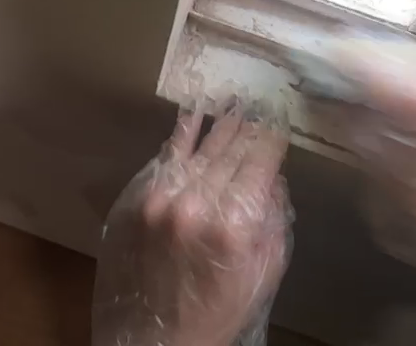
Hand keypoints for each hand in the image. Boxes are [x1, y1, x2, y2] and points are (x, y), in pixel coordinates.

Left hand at [92, 107, 292, 345]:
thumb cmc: (215, 316)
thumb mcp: (261, 277)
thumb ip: (274, 223)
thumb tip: (274, 177)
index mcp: (234, 225)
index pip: (260, 161)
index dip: (272, 138)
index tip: (280, 119)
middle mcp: (197, 203)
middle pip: (231, 149)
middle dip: (249, 126)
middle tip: (259, 103)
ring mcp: (161, 198)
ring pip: (200, 148)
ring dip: (220, 123)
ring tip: (234, 101)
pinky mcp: (135, 200)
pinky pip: (165, 156)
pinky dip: (182, 132)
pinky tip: (195, 111)